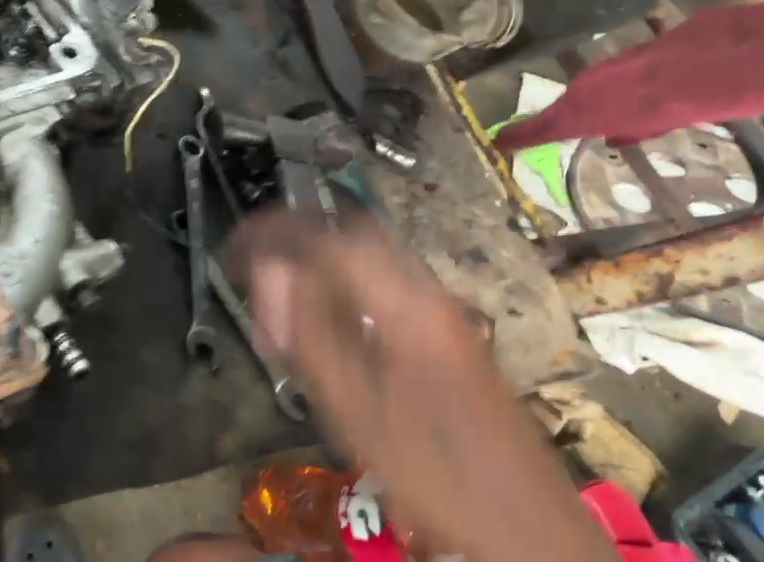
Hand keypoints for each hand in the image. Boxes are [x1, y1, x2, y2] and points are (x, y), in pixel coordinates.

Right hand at [226, 215, 616, 561]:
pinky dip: (338, 292)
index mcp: (404, 302)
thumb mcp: (354, 404)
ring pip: (363, 262)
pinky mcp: (445, 335)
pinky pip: (380, 289)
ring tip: (276, 307)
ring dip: (313, 269)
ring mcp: (441, 312)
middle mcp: (426, 292)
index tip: (234, 252)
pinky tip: (317, 329)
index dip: (270, 236)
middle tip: (251, 267)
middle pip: (347, 237)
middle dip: (291, 241)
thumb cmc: (434, 472)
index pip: (324, 237)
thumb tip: (269, 271)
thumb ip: (307, 327)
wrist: (530, 528)